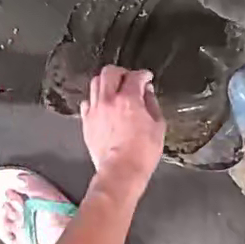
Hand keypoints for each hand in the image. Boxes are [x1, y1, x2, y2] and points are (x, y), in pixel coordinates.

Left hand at [80, 66, 164, 185]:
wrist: (121, 172)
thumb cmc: (141, 153)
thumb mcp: (158, 126)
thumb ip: (152, 104)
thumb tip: (148, 93)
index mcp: (128, 100)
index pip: (135, 76)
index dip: (143, 75)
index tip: (147, 78)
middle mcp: (108, 101)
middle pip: (109, 72)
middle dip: (122, 72)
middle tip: (130, 79)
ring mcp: (94, 110)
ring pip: (95, 83)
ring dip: (107, 83)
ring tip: (116, 90)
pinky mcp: (86, 122)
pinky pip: (88, 102)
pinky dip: (96, 99)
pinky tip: (104, 105)